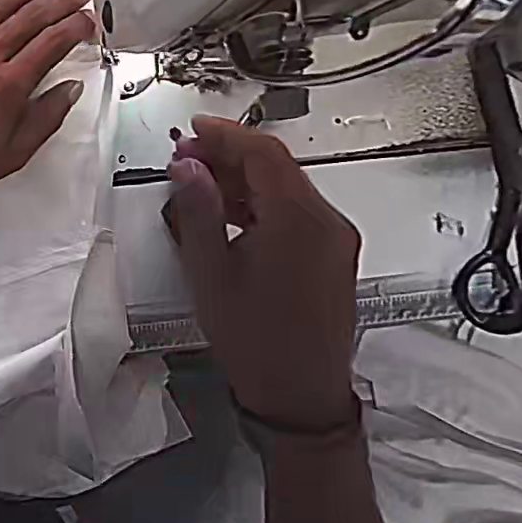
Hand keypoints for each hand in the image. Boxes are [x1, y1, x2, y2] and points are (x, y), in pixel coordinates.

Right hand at [167, 116, 361, 428]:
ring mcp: (334, 239)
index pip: (263, 154)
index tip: (194, 128)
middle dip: (229, 155)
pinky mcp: (332, 254)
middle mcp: (326, 223)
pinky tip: (229, 211)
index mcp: (298, 221)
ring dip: (243, 178)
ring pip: (285, 187)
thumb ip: (197, 211)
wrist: (299, 394)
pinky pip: (294, 211)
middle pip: (276, 167)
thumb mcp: (211, 271)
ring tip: (200, 183)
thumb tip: (187, 168)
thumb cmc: (257, 341)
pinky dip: (260, 201)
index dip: (225, 134)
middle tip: (187, 157)